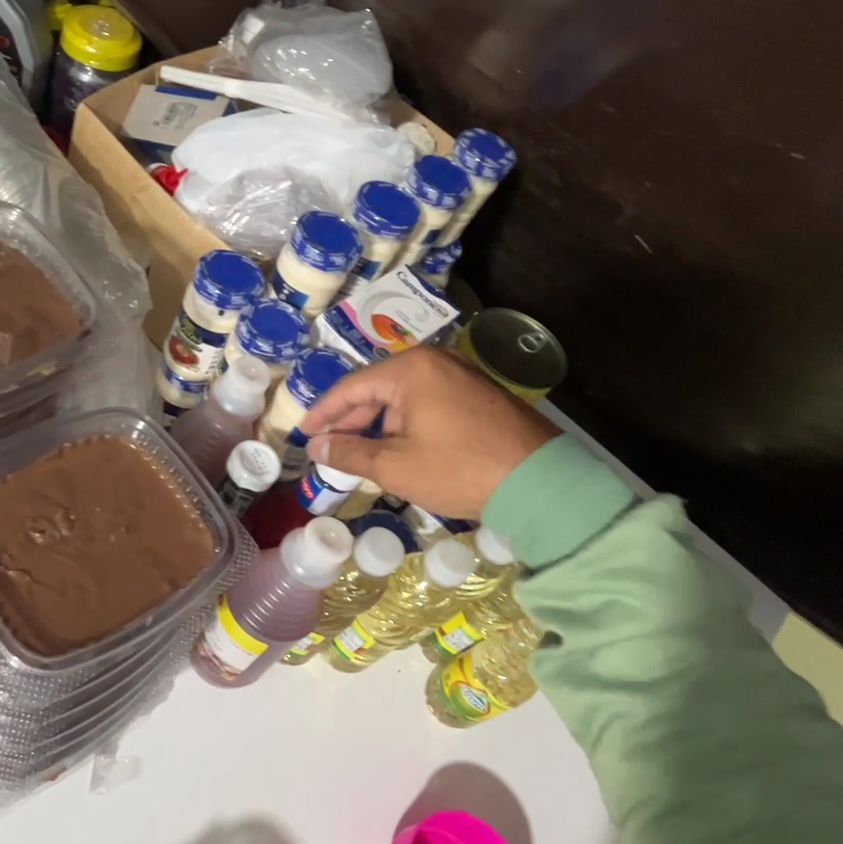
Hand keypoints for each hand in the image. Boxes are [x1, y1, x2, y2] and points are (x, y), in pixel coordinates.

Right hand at [301, 347, 559, 520]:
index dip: (323, 413)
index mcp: (410, 370)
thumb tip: (315, 447)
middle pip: (376, 388)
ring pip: (402, 397)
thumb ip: (349, 454)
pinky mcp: (476, 393)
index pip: (350, 387)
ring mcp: (459, 375)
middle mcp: (434, 362)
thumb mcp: (395, 466)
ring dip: (377, 424)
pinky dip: (404, 423)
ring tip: (359, 453)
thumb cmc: (459, 469)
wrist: (539, 481)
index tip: (303, 434)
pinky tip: (396, 447)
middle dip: (350, 419)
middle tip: (327, 446)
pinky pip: (426, 401)